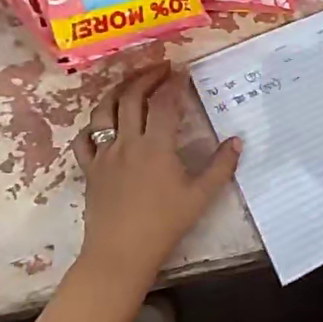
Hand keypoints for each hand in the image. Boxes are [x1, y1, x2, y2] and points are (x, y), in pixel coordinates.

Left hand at [77, 65, 240, 276]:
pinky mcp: (90, 169)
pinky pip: (85, 138)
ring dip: (119, 91)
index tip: (183, 72)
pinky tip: (104, 122)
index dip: (174, 83)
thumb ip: (221, 166)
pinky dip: (94, 123)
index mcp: (156, 146)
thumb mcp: (201, 196)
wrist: (120, 253)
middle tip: (162, 68)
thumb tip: (236, 141)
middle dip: (147, 77)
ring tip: (133, 83)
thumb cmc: (164, 224)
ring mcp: (104, 154)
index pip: (164, 103)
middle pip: (132, 97)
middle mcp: (127, 142)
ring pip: (104, 111)